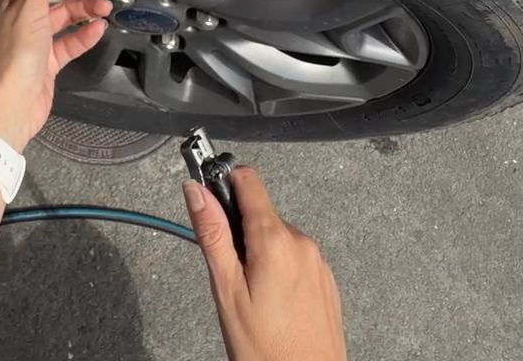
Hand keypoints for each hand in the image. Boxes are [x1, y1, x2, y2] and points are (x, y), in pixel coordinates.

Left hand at [0, 0, 109, 150]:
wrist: (10, 105)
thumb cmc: (16, 52)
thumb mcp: (30, 5)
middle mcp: (24, 13)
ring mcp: (36, 37)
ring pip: (64, 13)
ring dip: (85, 7)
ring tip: (105, 5)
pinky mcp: (48, 60)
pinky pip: (69, 41)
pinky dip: (84, 34)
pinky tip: (99, 29)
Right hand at [184, 166, 346, 360]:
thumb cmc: (266, 352)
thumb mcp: (226, 291)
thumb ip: (212, 233)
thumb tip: (196, 189)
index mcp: (275, 240)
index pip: (247, 178)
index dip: (222, 181)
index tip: (208, 197)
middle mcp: (302, 243)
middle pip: (259, 211)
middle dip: (238, 229)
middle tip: (229, 272)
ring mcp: (318, 263)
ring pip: (276, 235)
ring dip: (258, 251)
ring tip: (251, 294)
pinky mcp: (326, 282)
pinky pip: (294, 257)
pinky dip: (278, 268)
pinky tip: (272, 303)